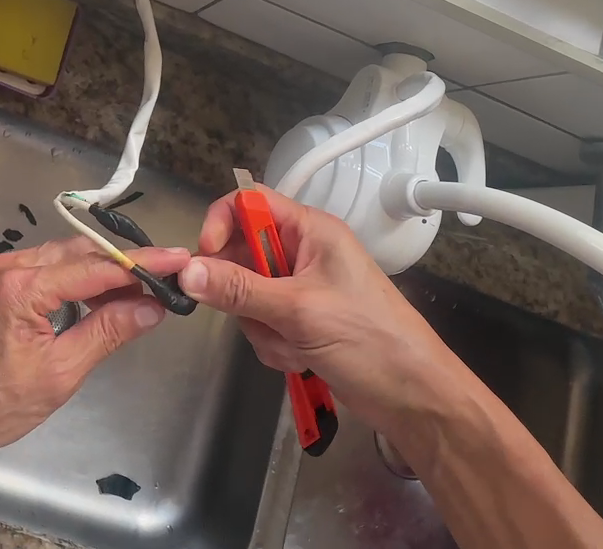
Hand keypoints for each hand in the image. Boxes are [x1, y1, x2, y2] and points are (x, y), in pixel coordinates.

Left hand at [0, 237, 188, 462]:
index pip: (96, 266)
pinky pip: (51, 268)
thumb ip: (107, 332)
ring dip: (104, 272)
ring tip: (140, 293)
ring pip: (68, 257)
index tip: (178, 259)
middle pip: (83, 253)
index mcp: (24, 286)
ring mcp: (4, 270)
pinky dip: (80, 279)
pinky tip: (101, 298)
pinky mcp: (2, 281)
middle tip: (164, 280)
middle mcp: (13, 265)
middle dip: (126, 265)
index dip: (142, 263)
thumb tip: (151, 307)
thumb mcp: (60, 373)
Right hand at [177, 185, 452, 427]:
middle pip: (242, 254)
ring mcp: (301, 288)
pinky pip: (263, 323)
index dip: (222, 224)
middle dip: (243, 293)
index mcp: (310, 230)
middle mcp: (303, 252)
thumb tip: (186, 271)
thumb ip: (238, 289)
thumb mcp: (298, 311)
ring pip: (248, 294)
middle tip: (257, 315)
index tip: (206, 258)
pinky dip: (274, 344)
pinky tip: (301, 359)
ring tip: (293, 344)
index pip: (248, 203)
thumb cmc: (368, 339)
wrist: (416, 400)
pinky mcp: (301, 322)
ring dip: (262, 326)